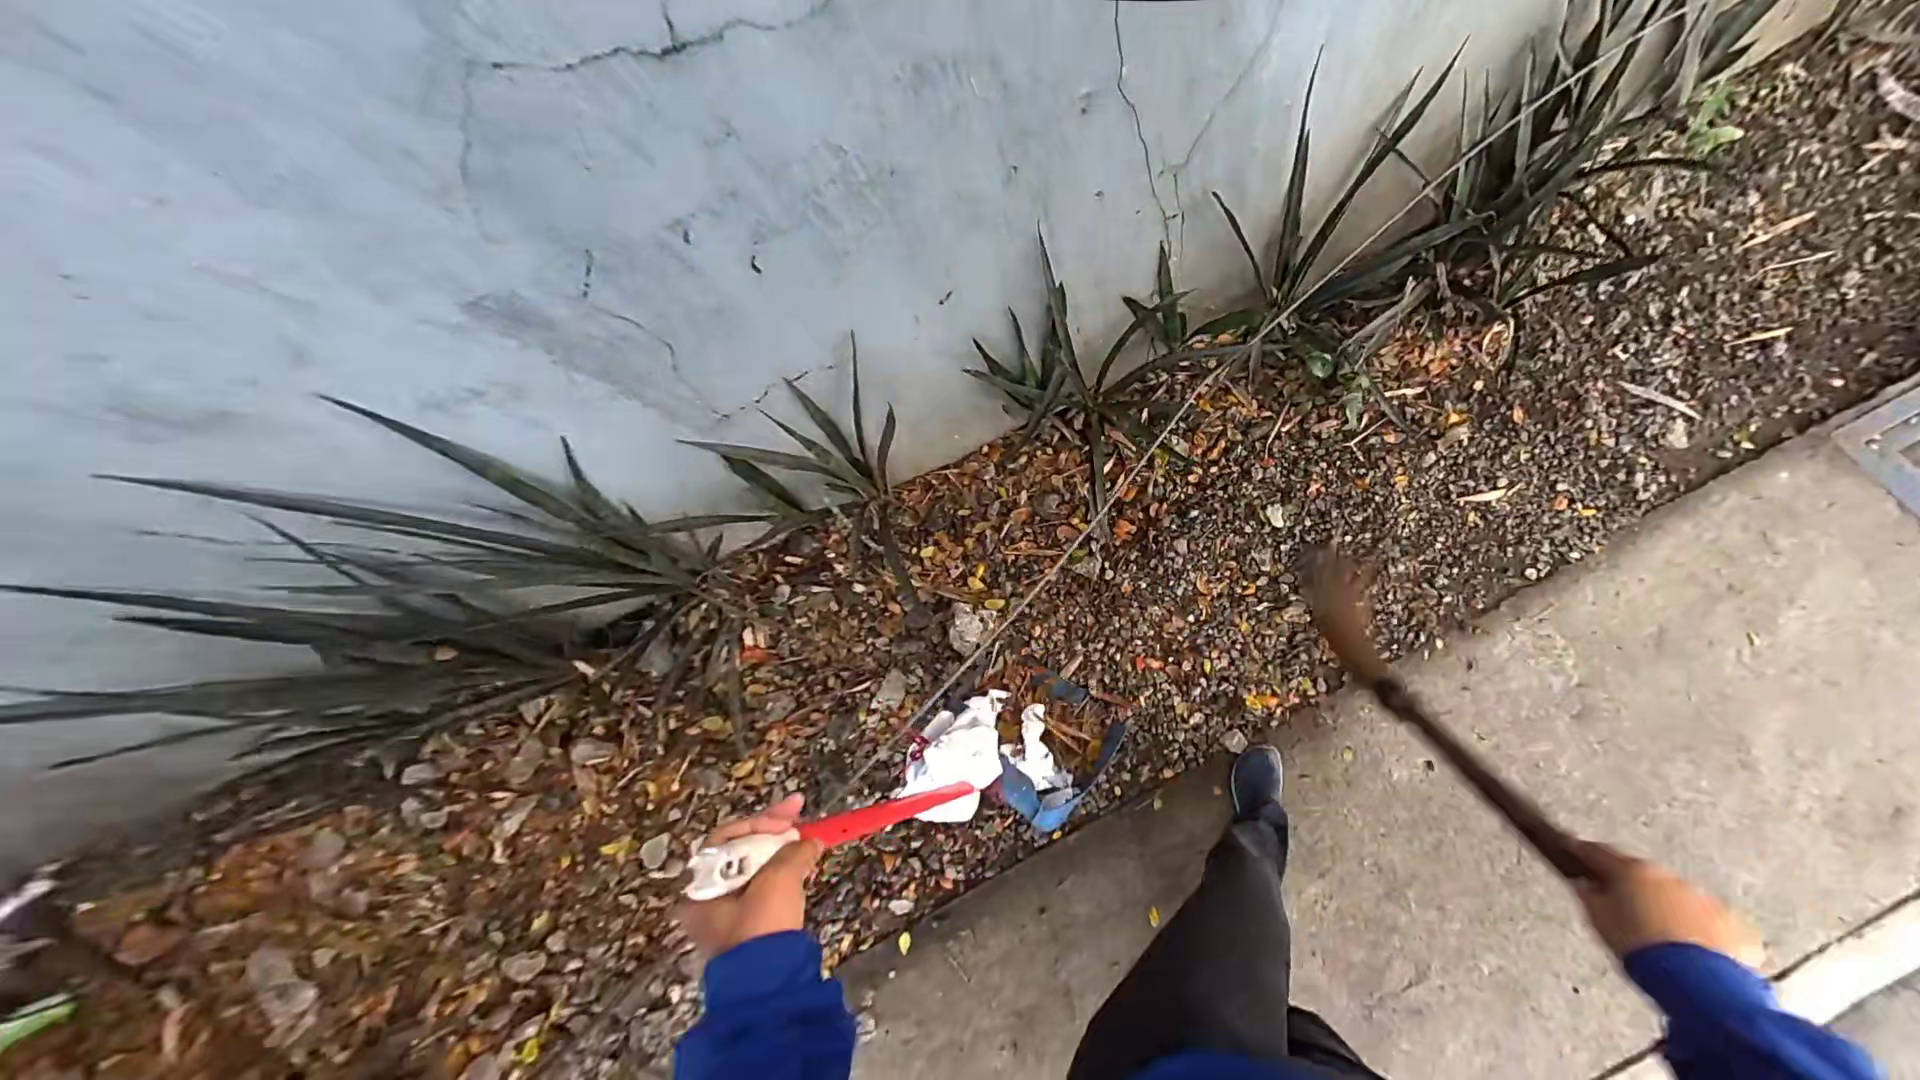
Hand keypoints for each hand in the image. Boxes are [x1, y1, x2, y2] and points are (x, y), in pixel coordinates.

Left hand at [678, 794, 822, 957]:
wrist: (770, 984)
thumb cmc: (762, 924)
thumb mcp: (779, 878)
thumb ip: (795, 851)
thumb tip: (811, 842)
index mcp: (701, 887)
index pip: (727, 836)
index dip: (760, 820)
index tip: (788, 816)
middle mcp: (709, 898)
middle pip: (742, 849)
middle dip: (774, 829)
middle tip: (799, 809)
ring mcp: (729, 913)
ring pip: (756, 867)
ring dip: (782, 848)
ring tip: (806, 836)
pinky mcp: (750, 925)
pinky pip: (765, 886)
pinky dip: (784, 871)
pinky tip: (803, 862)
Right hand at [1572, 840, 1764, 967]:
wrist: (1699, 985)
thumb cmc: (1641, 947)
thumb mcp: (1598, 919)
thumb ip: (1588, 895)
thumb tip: (1585, 886)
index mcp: (1631, 870)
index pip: (1596, 851)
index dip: (1579, 850)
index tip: (1570, 848)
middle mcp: (1668, 878)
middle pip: (1641, 874)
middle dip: (1630, 884)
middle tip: (1619, 902)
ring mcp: (1705, 901)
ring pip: (1677, 897)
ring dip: (1665, 906)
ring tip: (1658, 932)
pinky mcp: (1734, 926)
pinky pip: (1710, 921)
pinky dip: (1697, 928)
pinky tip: (1689, 946)